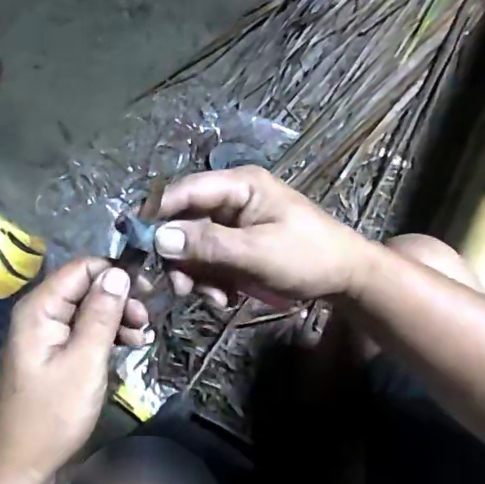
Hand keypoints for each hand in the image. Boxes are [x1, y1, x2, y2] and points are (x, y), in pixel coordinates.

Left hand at [0, 259, 150, 483]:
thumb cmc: (52, 414)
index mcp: (40, 309)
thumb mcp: (85, 362)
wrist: (21, 466)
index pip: (83, 268)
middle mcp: (40, 313)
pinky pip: (84, 328)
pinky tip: (129, 344)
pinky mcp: (53, 351)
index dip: (116, 273)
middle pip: (86, 286)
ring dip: (118, 316)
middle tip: (146, 320)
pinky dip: (107, 333)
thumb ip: (102, 314)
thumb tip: (119, 272)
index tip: (147, 291)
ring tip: (142, 336)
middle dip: (120, 297)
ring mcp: (45, 333)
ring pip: (89, 307)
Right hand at [152, 167, 373, 306]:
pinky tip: (225, 298)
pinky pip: (209, 260)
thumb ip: (207, 244)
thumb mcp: (257, 252)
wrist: (347, 279)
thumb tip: (158, 238)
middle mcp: (232, 198)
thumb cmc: (308, 257)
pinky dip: (210, 280)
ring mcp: (235, 223)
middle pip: (183, 221)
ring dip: (195, 274)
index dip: (157, 215)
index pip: (183, 191)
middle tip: (181, 287)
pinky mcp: (238, 245)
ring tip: (214, 298)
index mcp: (239, 185)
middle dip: (179, 256)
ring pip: (193, 245)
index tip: (136, 246)